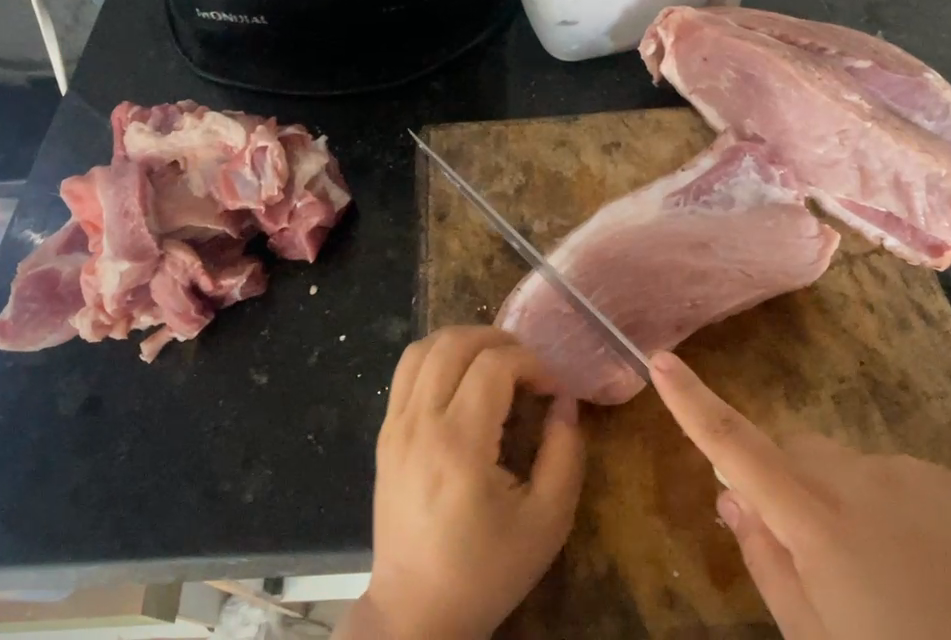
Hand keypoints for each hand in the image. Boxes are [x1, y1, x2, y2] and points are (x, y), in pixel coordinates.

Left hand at [339, 327, 584, 639]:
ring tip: (497, 365)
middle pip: (454, 342)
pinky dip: (438, 359)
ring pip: (423, 348)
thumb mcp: (547, 521)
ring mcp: (394, 426)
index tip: (555, 390)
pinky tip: (464, 384)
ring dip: (465, 342)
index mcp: (458, 444)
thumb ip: (565, 454)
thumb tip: (565, 402)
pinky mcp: (385, 434)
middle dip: (500, 340)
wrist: (418, 610)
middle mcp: (419, 423)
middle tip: (529, 367)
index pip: (494, 364)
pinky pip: (406, 372)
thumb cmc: (487, 571)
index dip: (533, 363)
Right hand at [650, 351, 950, 639]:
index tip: (661, 360)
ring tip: (874, 572)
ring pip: (837, 467)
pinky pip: (885, 477)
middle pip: (788, 453)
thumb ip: (765, 563)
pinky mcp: (946, 479)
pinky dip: (877, 504)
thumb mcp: (817, 639)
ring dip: (830, 498)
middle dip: (777, 482)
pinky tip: (918, 564)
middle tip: (796, 548)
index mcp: (815, 521)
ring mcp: (906, 472)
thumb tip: (732, 499)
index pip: (735, 447)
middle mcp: (856, 478)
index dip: (693, 404)